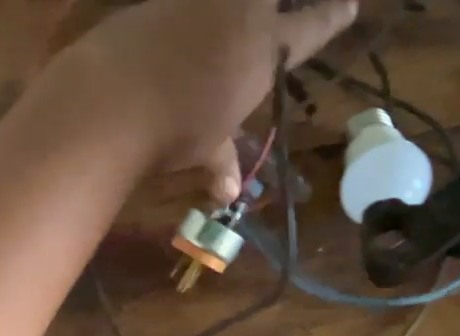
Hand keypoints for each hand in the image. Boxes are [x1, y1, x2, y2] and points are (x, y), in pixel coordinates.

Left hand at [51, 0, 358, 203]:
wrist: (109, 99)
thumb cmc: (172, 129)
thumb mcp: (203, 146)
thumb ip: (220, 159)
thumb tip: (228, 192)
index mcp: (264, 47)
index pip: (312, 26)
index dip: (332, 18)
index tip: (349, 7)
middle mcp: (239, 9)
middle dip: (280, 8)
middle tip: (276, 16)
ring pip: (221, 4)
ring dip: (224, 14)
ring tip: (222, 22)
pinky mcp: (156, 1)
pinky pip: (180, 5)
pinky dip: (182, 16)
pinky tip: (175, 25)